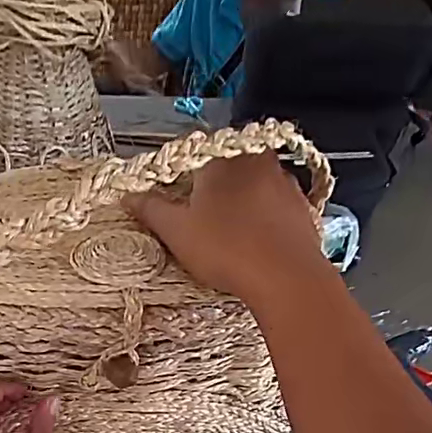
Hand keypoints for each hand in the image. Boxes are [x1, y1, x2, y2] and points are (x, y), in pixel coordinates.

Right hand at [126, 152, 333, 309]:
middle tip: (199, 223)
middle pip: (225, 169)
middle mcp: (257, 158)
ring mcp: (285, 181)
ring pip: (252, 186)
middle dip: (211, 191)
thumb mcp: (176, 231)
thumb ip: (150, 209)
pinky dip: (262, 219)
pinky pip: (274, 207)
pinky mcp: (303, 206)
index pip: (193, 156)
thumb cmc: (225, 249)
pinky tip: (253, 243)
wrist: (285, 276)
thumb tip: (129, 195)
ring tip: (227, 236)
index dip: (180, 181)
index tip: (175, 205)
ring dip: (239, 204)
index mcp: (221, 157)